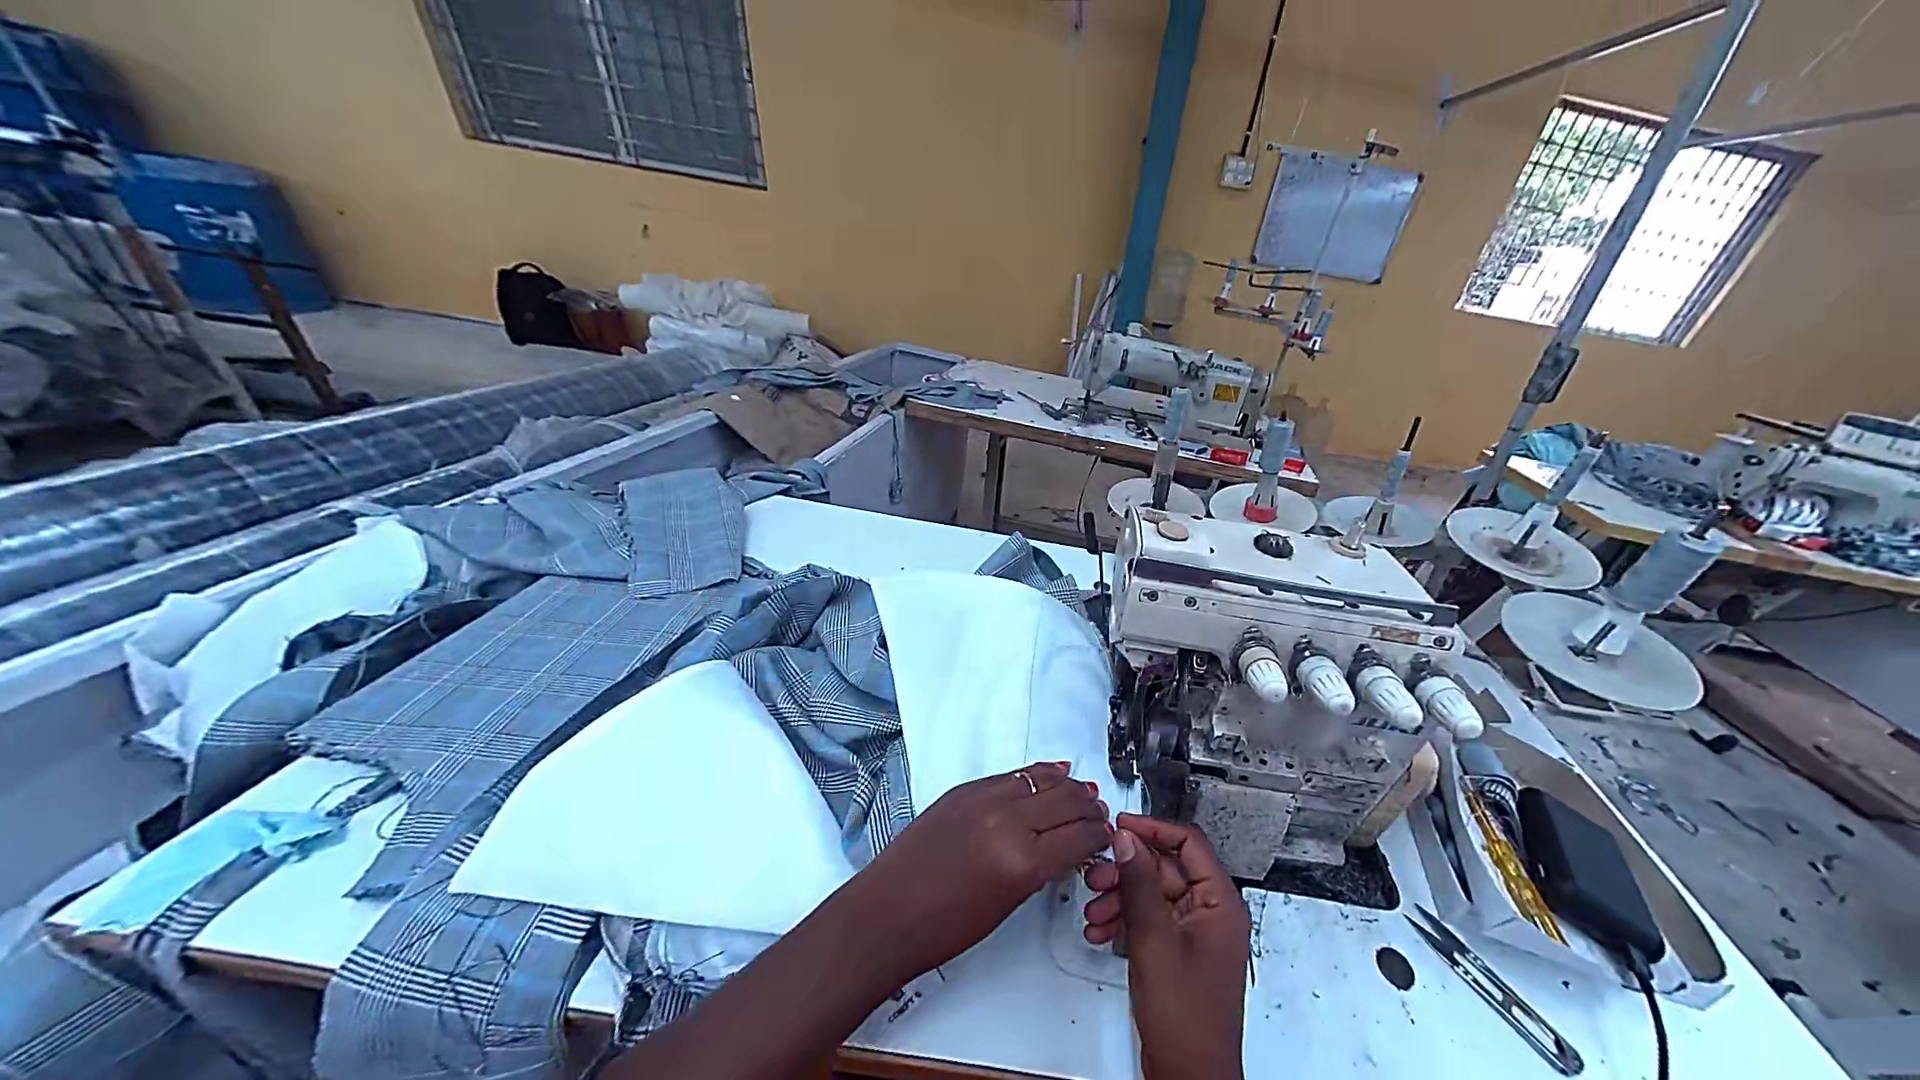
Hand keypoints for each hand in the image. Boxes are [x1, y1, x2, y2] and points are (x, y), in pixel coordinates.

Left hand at [835, 761, 1111, 983]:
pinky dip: (1034, 775)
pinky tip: (1048, 773)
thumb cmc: (941, 924)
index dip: (1099, 836)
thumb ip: (1039, 869)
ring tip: (1081, 792)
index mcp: (1021, 861)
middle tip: (1099, 814)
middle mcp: (1005, 822)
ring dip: (1066, 786)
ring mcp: (981, 800)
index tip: (1105, 836)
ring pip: (1040, 779)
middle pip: (1065, 801)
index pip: (1079, 837)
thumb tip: (1064, 847)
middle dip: (1088, 808)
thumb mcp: (1006, 904)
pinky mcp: (962, 790)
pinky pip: (1010, 775)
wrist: (887, 913)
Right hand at [1082, 813, 1249, 1079]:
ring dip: (1120, 897)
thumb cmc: (1187, 1019)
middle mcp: (1211, 913)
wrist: (1188, 1074)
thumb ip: (1139, 883)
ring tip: (1095, 910)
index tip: (1122, 825)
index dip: (1153, 829)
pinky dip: (1124, 919)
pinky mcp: (1177, 950)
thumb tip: (1128, 840)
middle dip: (1127, 871)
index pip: (1188, 843)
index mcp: (1220, 903)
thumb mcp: (1154, 938)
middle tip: (1097, 874)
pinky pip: (1149, 918)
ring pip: (1152, 893)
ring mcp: (1194, 933)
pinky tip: (1100, 930)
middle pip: (1165, 868)